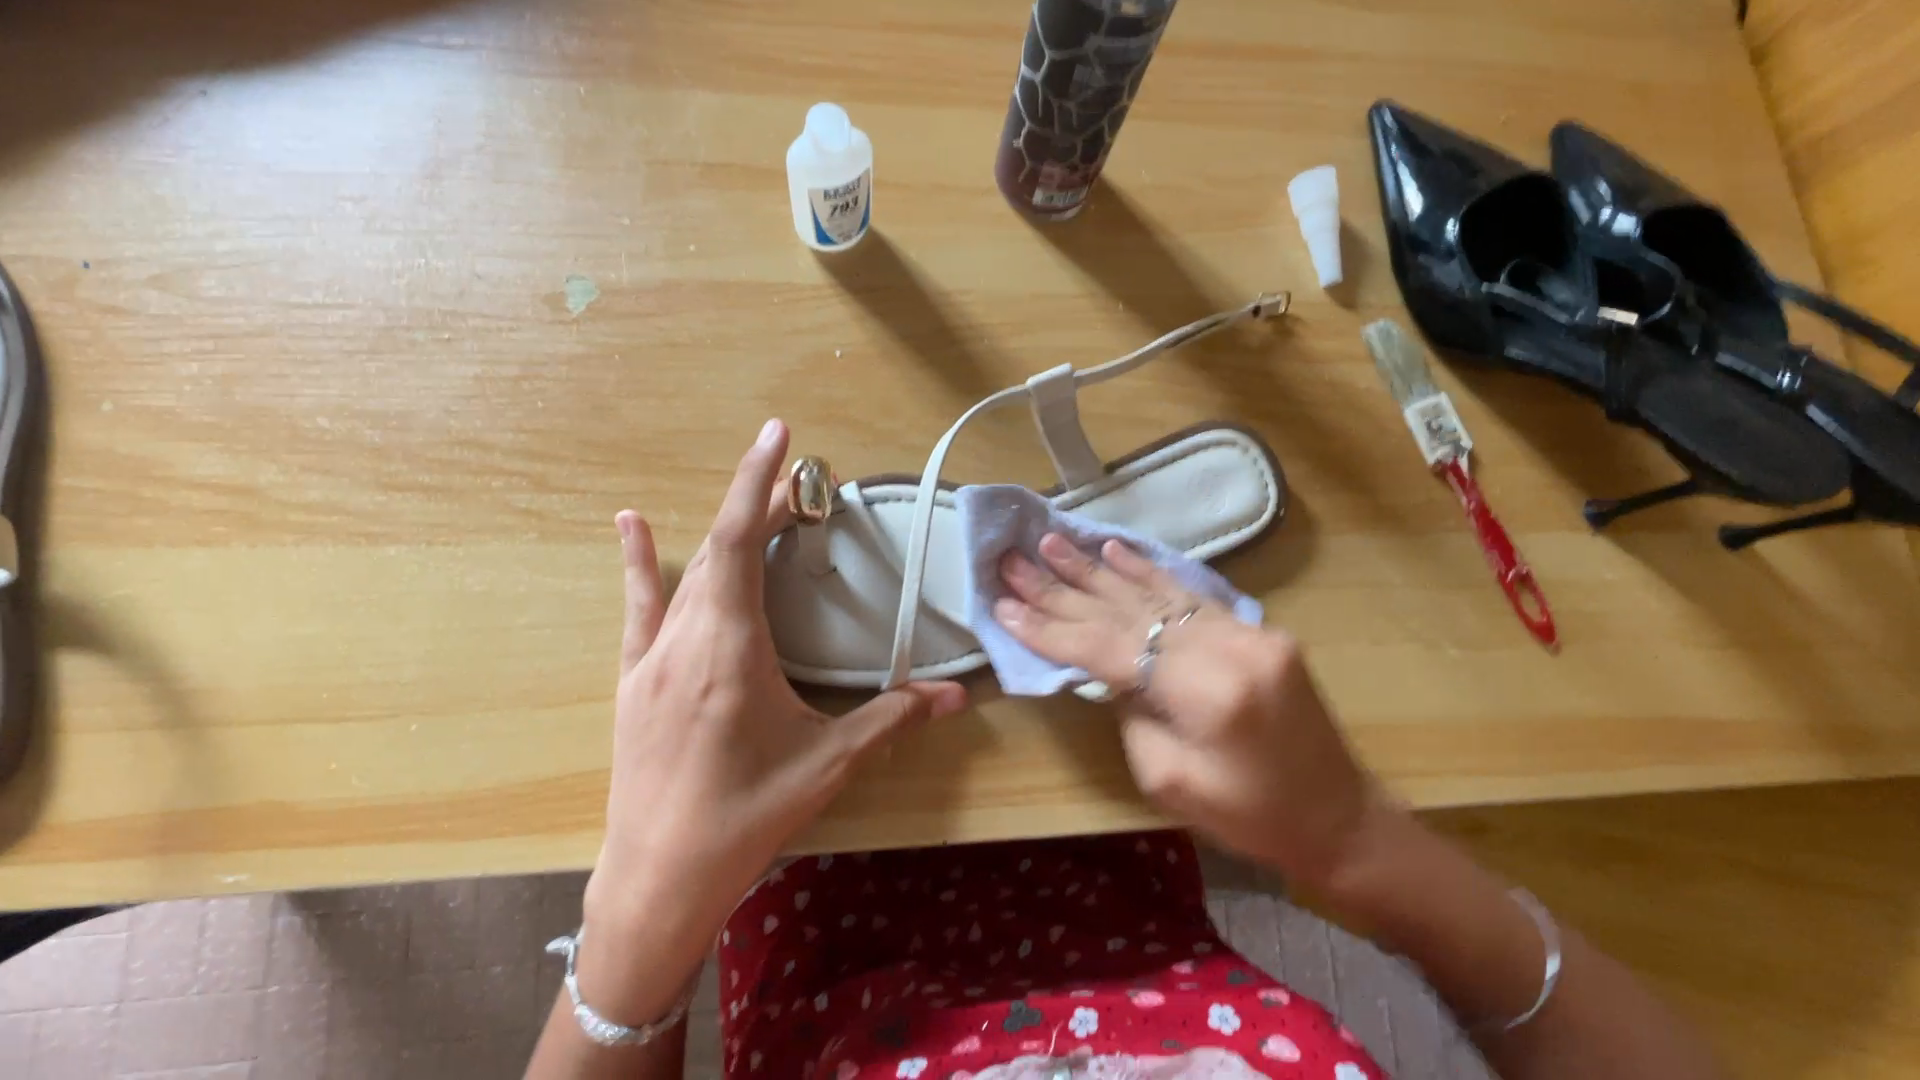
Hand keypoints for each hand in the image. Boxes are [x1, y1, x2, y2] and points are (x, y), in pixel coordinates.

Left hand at [580, 419, 967, 1018]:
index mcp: (730, 649)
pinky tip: (632, 525)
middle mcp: (686, 639)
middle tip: (801, 484)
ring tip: (757, 501)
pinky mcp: (635, 679)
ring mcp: (653, 658)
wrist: (659, 876)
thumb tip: (956, 696)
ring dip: (723, 531)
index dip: (756, 483)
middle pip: (720, 548)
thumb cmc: (746, 815)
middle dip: (758, 505)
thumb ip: (891, 720)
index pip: (739, 543)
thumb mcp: (826, 764)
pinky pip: (639, 606)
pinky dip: (639, 560)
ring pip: (688, 572)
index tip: (779, 436)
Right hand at [993, 533, 1380, 888]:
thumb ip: (1132, 716)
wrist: (1339, 819)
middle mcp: (1229, 646)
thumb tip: (1110, 672)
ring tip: (1051, 542)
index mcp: (1208, 691)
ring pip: (1156, 594)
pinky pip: (1191, 595)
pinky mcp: (1257, 632)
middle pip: (1128, 611)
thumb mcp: (1170, 781)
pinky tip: (1115, 551)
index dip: (1052, 630)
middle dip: (1064, 588)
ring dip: (1098, 570)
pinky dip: (1149, 573)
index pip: (1110, 648)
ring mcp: (1248, 632)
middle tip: (1014, 560)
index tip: (1004, 607)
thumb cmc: (1251, 817)